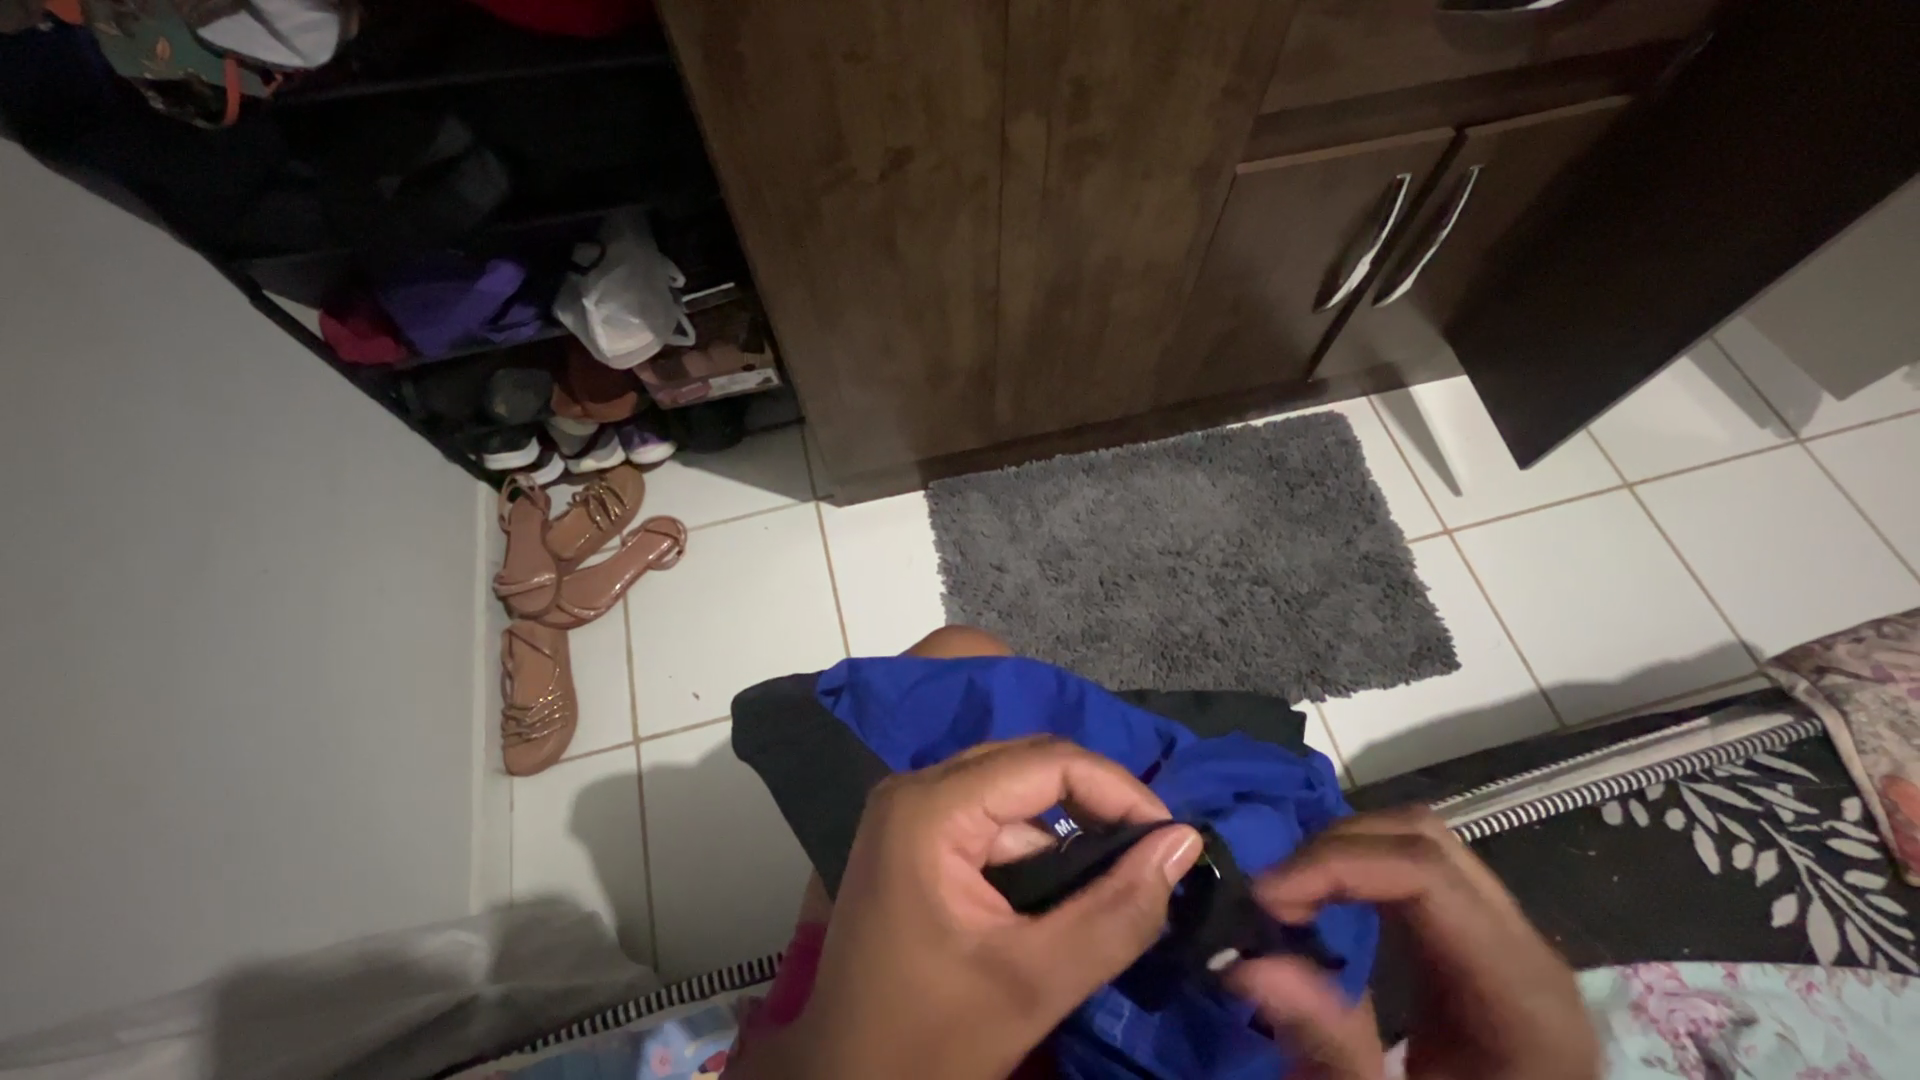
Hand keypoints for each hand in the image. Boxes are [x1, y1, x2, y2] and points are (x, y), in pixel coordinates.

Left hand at [739, 736, 1202, 1079]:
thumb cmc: (929, 1039)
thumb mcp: (1034, 983)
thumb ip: (1117, 912)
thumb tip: (1183, 842)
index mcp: (931, 808)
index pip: (1047, 762)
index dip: (1118, 790)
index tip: (1170, 840)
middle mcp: (915, 788)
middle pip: (1029, 765)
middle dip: (1097, 804)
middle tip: (1151, 856)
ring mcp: (909, 811)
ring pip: (1013, 792)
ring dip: (1069, 828)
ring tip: (1118, 878)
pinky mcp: (914, 837)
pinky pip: (991, 818)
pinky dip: (1035, 847)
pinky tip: (1064, 891)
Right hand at [1227, 807, 1596, 1079]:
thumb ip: (1330, 1052)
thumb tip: (1248, 967)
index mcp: (1520, 994)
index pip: (1426, 872)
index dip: (1335, 865)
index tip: (1264, 899)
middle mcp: (1524, 949)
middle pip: (1423, 840)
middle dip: (1332, 850)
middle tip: (1272, 898)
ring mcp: (1506, 942)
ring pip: (1419, 843)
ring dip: (1343, 854)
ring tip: (1292, 901)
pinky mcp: (1481, 948)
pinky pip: (1419, 874)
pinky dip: (1360, 872)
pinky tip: (1325, 910)